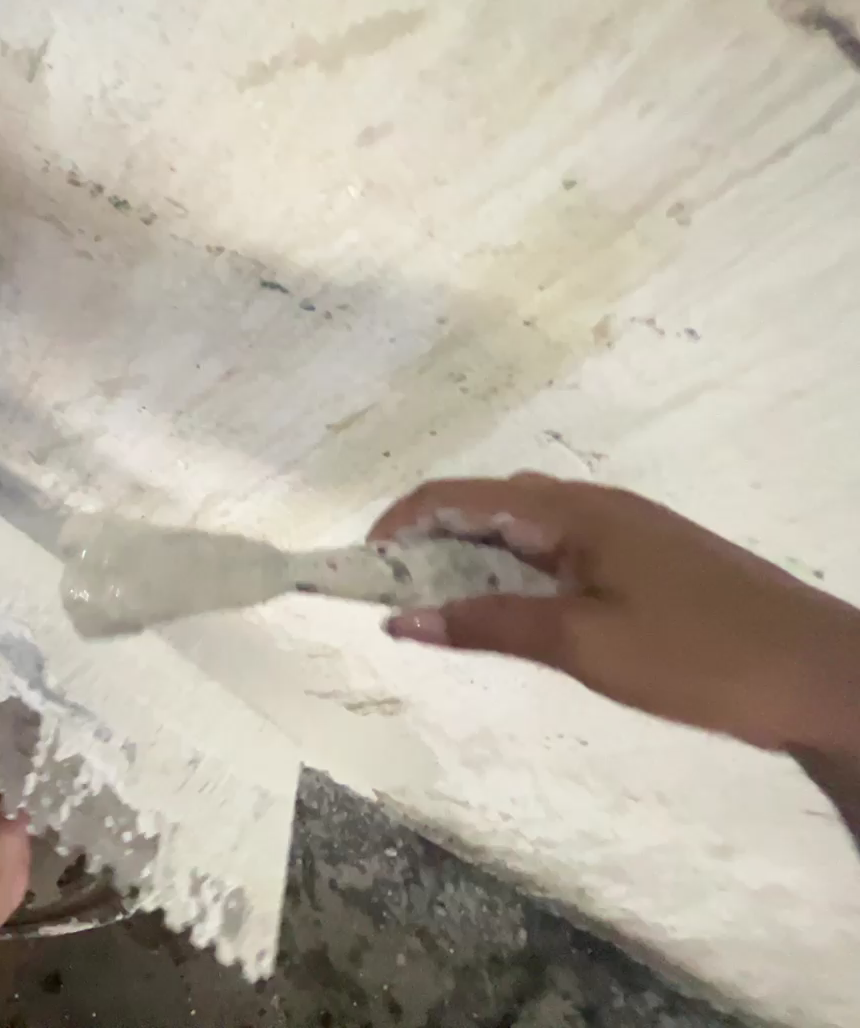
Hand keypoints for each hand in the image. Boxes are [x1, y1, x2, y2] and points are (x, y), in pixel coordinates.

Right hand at [368, 473, 859, 755]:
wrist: (845, 684)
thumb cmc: (706, 656)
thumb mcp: (581, 643)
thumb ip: (484, 624)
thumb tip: (398, 621)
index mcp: (573, 512)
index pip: (456, 495)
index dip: (399, 523)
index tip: (368, 567)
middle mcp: (590, 506)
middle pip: (480, 505)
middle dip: (426, 542)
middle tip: (402, 593)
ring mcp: (619, 529)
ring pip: (513, 527)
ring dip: (466, 558)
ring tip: (445, 605)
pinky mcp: (638, 556)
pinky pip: (547, 547)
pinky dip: (506, 569)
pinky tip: (509, 608)